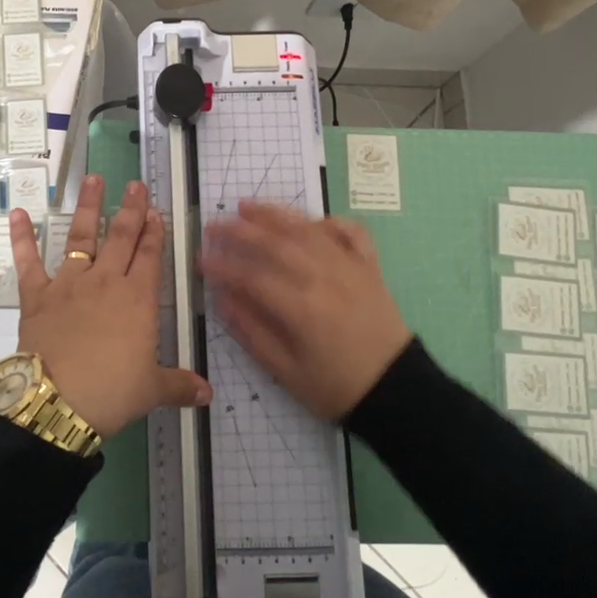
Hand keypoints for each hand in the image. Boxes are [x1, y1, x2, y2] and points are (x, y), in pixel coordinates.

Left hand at [10, 175, 209, 436]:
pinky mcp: (36, 295)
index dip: (154, 233)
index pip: (150, 256)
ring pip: (80, 238)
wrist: (56, 402)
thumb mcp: (151, 390)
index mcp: (137, 300)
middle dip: (130, 209)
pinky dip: (21, 237)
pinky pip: (28, 261)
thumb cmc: (111, 393)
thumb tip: (208, 395)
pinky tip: (18, 213)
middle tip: (134, 184)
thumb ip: (180, 385)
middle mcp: (105, 282)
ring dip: (87, 207)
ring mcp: (68, 284)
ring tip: (93, 180)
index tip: (156, 211)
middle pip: (120, 237)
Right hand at [201, 202, 410, 419]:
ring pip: (308, 230)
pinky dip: (332, 222)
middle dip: (239, 231)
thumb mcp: (287, 372)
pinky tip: (313, 220)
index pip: (251, 277)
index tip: (200, 261)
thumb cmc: (337, 388)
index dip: (222, 267)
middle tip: (213, 225)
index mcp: (301, 308)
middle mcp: (324, 278)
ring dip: (275, 214)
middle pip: (275, 244)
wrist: (396, 391)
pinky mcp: (369, 268)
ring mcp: (349, 268)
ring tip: (247, 206)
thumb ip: (253, 333)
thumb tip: (223, 300)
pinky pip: (351, 233)